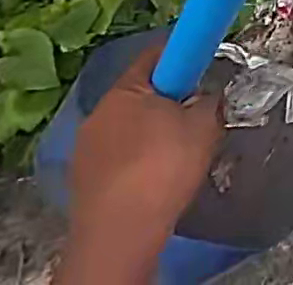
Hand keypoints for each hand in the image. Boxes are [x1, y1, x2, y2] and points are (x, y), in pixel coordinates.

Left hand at [61, 37, 224, 282]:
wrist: (120, 237)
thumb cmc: (162, 169)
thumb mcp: (203, 126)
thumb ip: (210, 101)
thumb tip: (209, 96)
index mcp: (125, 89)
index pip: (155, 55)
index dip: (181, 58)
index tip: (200, 71)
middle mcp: (98, 111)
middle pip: (140, 93)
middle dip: (167, 100)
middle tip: (193, 118)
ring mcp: (85, 148)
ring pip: (126, 127)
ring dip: (149, 133)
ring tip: (174, 157)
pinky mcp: (82, 181)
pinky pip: (116, 158)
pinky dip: (134, 162)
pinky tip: (152, 181)